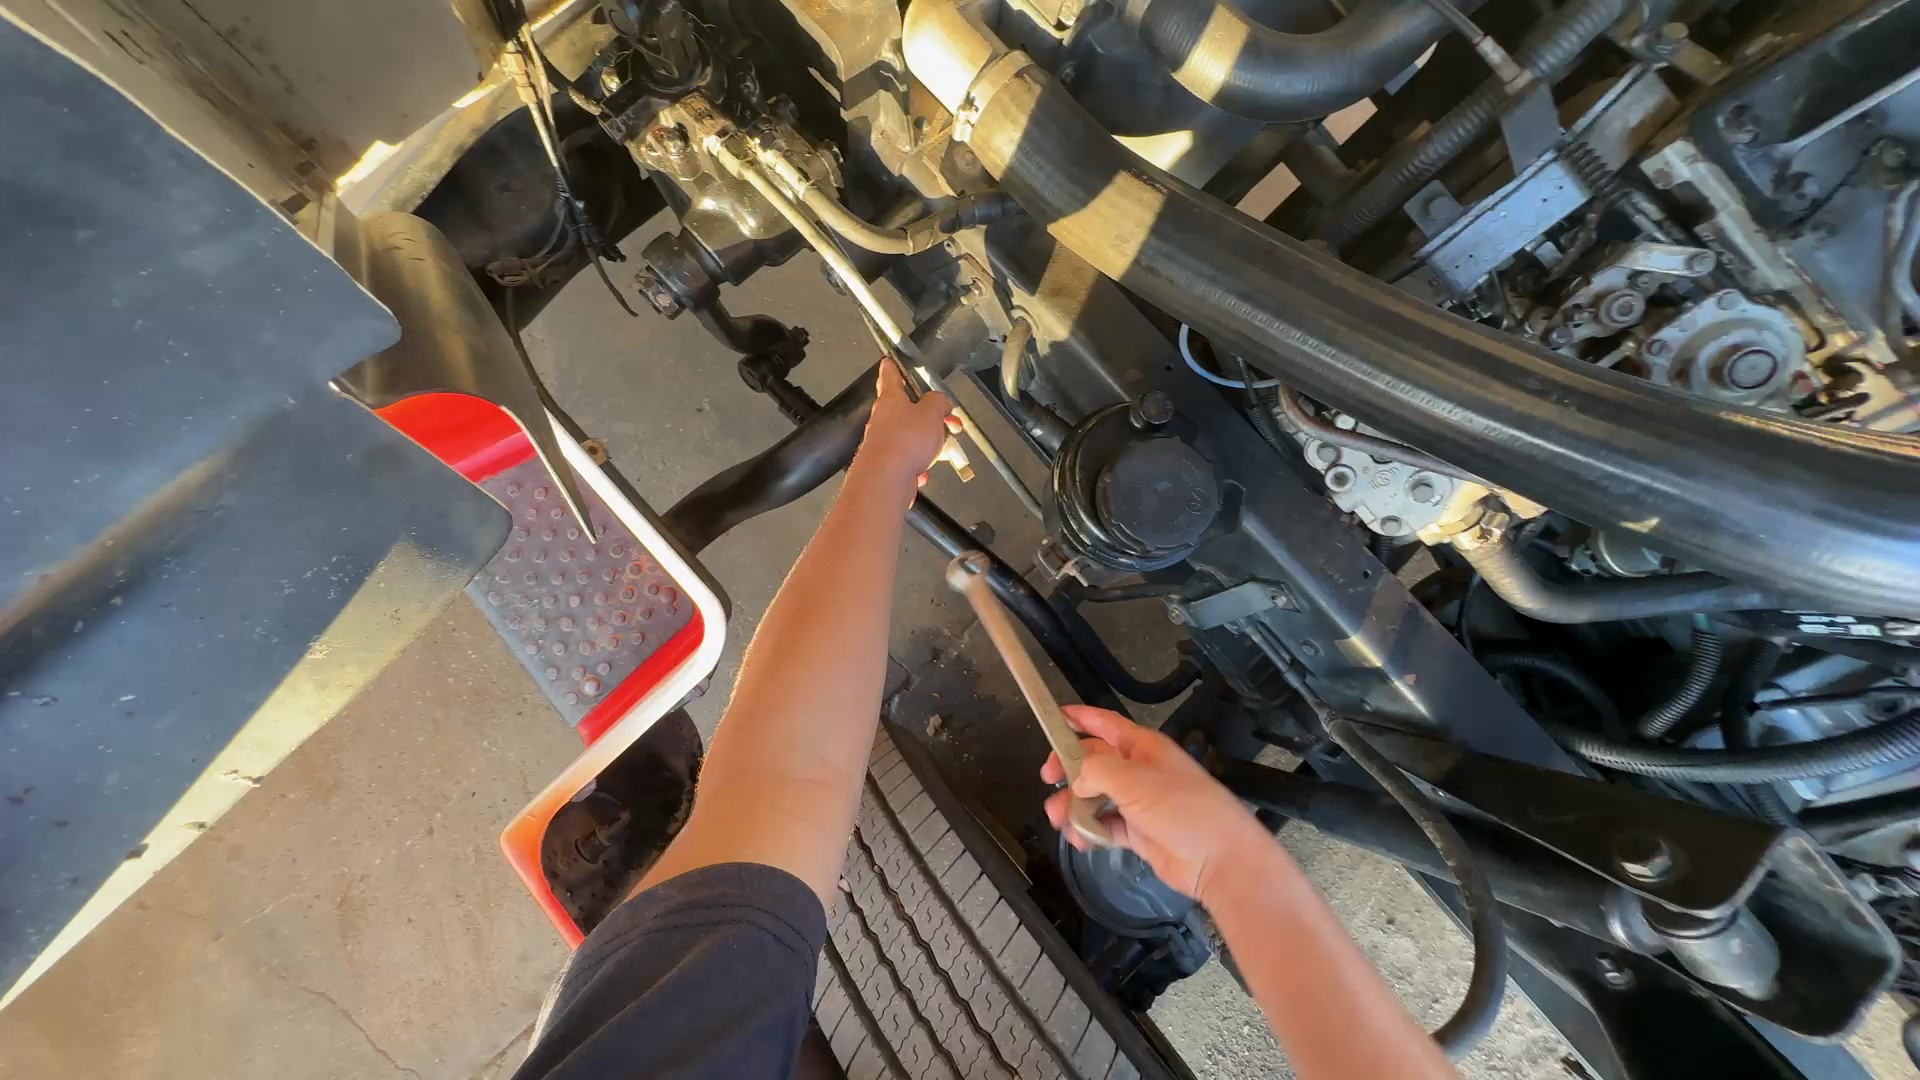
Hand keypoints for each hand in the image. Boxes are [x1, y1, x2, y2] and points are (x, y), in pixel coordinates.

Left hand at [853, 362, 955, 489]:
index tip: (889, 361)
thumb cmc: (906, 440)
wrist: (885, 480)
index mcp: (891, 399)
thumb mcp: (932, 413)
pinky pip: (907, 461)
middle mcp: (882, 419)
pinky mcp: (886, 466)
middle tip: (951, 421)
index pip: (890, 376)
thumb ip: (939, 402)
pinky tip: (924, 472)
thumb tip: (940, 402)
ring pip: (910, 437)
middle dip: (930, 415)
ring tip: (944, 451)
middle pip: (906, 410)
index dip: (892, 367)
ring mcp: (883, 444)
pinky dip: (919, 465)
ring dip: (928, 442)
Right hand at [1042, 706, 1267, 902]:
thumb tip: (1076, 781)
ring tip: (1059, 820)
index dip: (1079, 717)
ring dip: (1074, 806)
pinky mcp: (1138, 832)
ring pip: (1095, 796)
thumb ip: (1097, 772)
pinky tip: (1080, 839)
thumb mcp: (1135, 781)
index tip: (1053, 717)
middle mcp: (1139, 770)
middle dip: (1068, 769)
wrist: (1221, 860)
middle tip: (1048, 779)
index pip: (1105, 723)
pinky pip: (1105, 825)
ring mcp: (1138, 803)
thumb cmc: (1183, 809)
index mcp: (1143, 747)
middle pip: (1093, 761)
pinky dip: (1089, 830)